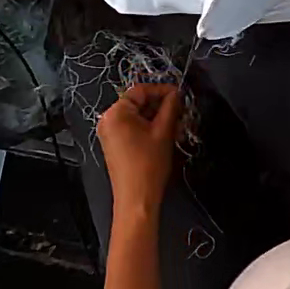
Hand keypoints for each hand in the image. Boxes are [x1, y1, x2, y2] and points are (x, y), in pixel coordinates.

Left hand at [96, 83, 182, 213]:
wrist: (137, 198)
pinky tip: (165, 135)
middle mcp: (108, 120)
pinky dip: (148, 129)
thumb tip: (176, 93)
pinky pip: (132, 128)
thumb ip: (171, 107)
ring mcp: (109, 133)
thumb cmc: (149, 164)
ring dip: (157, 119)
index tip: (179, 94)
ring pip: (137, 117)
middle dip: (161, 107)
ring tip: (177, 126)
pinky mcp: (114, 144)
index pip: (140, 90)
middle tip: (181, 111)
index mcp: (116, 112)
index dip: (162, 90)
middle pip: (138, 103)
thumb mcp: (164, 132)